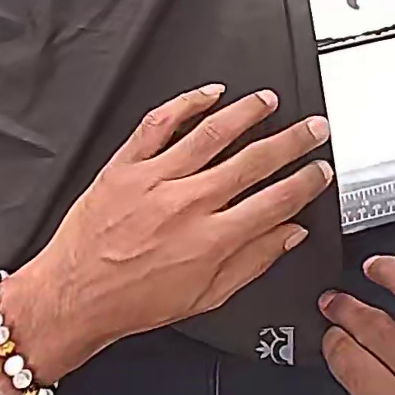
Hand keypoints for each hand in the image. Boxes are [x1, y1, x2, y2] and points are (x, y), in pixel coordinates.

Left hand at [0, 84, 332, 390]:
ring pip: (212, 133)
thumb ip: (253, 261)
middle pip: (254, 160)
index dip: (306, 182)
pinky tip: (209, 94)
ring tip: (269, 101)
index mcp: (212, 239)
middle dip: (292, 140)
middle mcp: (188, 204)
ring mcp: (155, 179)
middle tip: (312, 127)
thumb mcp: (206, 296)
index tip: (319, 170)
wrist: (74, 295)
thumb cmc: (134, 300)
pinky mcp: (126, 165)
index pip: (276, 200)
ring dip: (247, 113)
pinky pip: (160, 123)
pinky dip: (187, 103)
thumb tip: (289, 234)